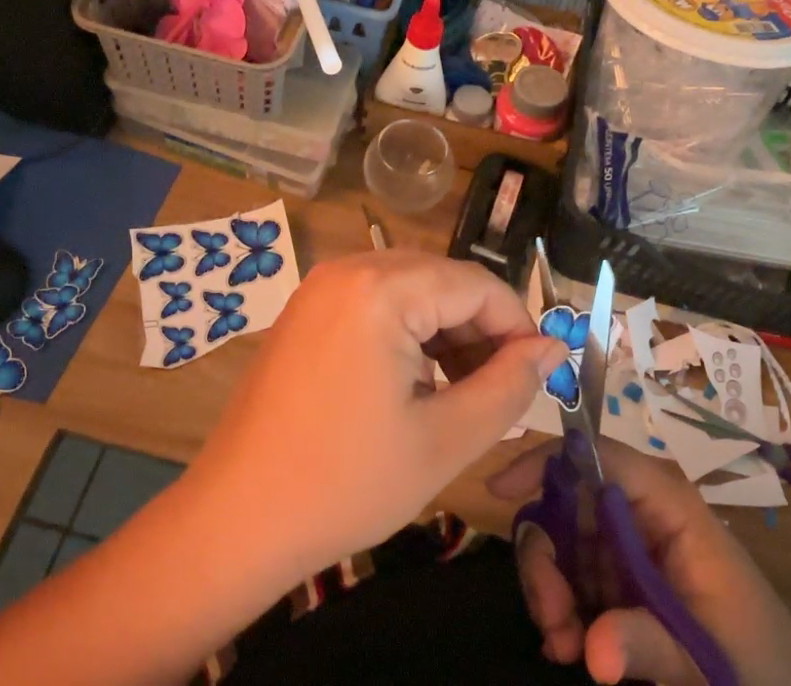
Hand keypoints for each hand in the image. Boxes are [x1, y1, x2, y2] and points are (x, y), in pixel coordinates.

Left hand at [187, 251, 566, 575]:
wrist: (238, 519)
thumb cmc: (346, 484)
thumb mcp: (445, 439)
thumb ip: (510, 385)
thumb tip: (552, 347)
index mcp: (380, 289)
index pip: (477, 285)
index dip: (519, 327)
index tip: (541, 376)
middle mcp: (346, 270)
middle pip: (443, 282)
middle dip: (481, 332)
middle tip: (502, 393)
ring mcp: (318, 290)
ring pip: (411, 293)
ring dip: (447, 335)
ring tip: (464, 395)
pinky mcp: (305, 313)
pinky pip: (376, 306)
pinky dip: (408, 337)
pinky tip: (418, 386)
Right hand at [489, 438, 790, 685]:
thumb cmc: (759, 659)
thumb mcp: (707, 656)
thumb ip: (649, 645)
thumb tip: (592, 651)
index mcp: (669, 506)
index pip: (598, 457)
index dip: (545, 461)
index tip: (499, 491)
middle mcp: (640, 512)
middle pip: (564, 503)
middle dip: (544, 558)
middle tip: (551, 620)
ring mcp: (626, 543)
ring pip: (558, 540)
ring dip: (549, 592)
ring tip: (564, 647)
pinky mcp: (619, 575)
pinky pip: (569, 575)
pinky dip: (559, 609)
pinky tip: (572, 648)